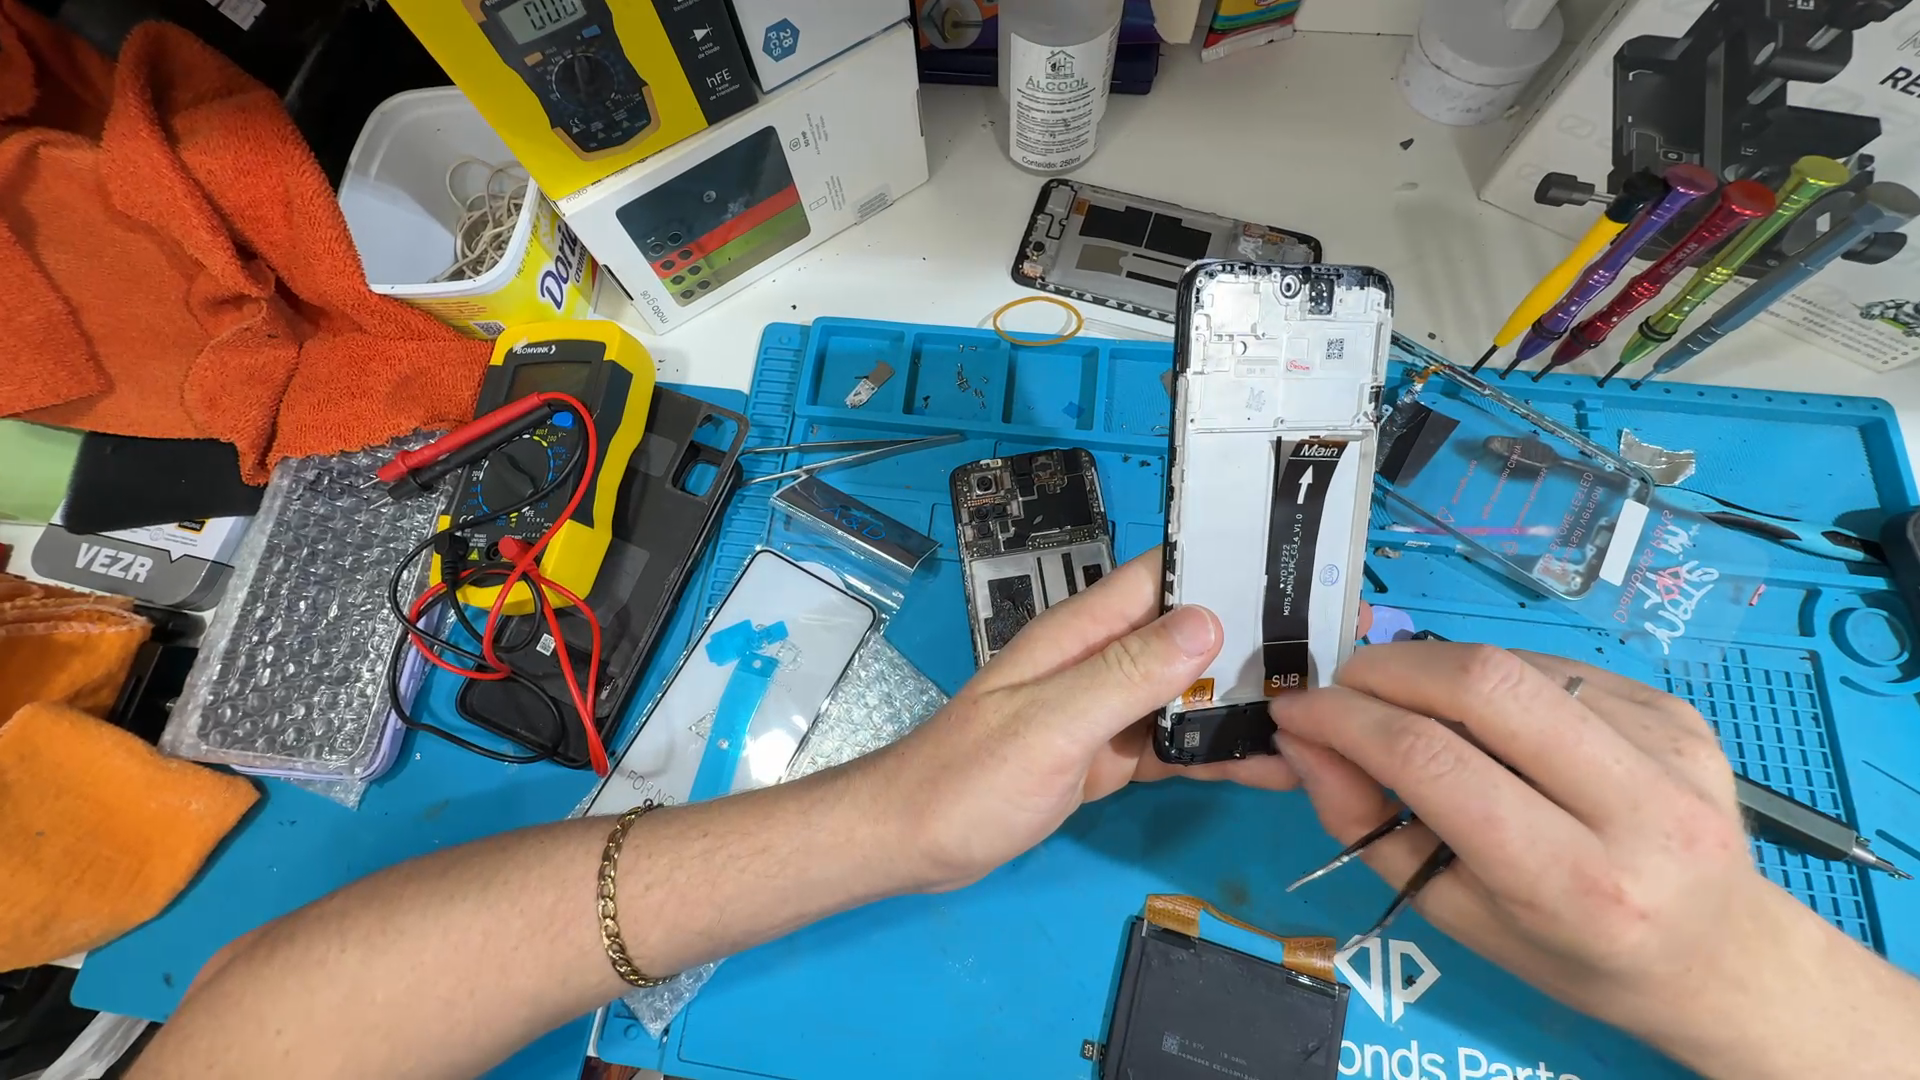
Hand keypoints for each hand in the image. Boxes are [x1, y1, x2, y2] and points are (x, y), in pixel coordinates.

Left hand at [872, 548, 1308, 890]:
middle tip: (1331, 657)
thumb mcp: (1051, 724)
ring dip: (1237, 704)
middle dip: (1247, 642)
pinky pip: (1169, 746)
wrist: (917, 842)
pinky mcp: (1106, 756)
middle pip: (1183, 636)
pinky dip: (1211, 755)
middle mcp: (1098, 662)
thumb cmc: (971, 777)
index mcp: (1080, 634)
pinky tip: (1267, 767)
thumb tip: (1207, 620)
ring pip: (1183, 694)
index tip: (1294, 577)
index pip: (1158, 579)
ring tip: (1318, 715)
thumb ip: (1125, 674)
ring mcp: (1104, 711)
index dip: (1220, 568)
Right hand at [1269, 642, 1785, 1055]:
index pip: (1430, 760)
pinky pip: (1541, 665)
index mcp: (1576, 882)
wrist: (1730, 960)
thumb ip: (1360, 822)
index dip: (1343, 720)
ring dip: (1423, 671)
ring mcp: (1667, 745)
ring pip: (1504, 661)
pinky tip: (1482, 721)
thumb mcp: (1447, 909)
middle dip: (1381, 670)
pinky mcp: (1673, 710)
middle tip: (1340, 691)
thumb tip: (1299, 742)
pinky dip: (1479, 679)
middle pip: (1478, 681)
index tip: (1293, 711)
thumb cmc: (1569, 953)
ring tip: (1404, 710)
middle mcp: (1639, 805)